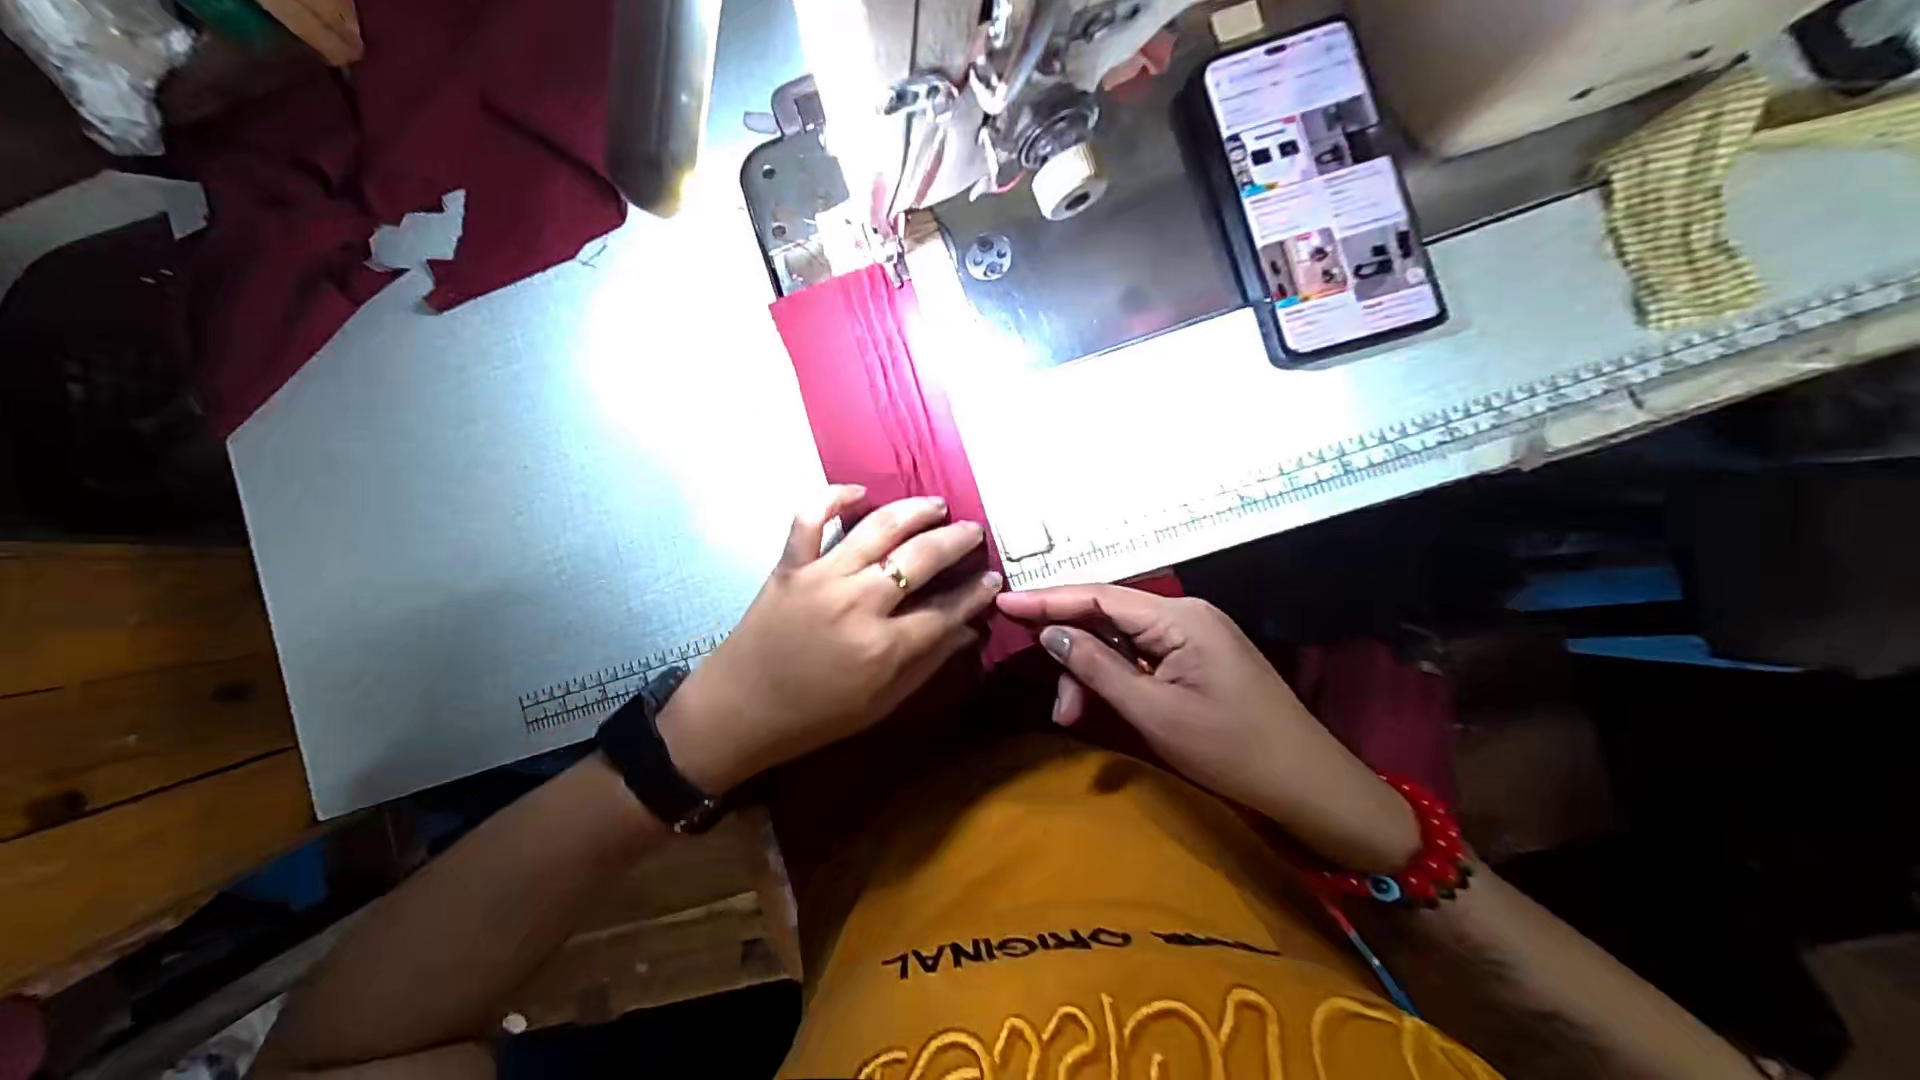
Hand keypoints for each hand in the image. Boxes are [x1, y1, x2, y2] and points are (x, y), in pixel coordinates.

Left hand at [658, 487, 1001, 794]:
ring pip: (878, 528)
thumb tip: (968, 630)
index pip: (946, 610)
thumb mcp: (881, 703)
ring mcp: (821, 578)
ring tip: (937, 505)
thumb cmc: (816, 716)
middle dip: (956, 541)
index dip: (975, 593)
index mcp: (883, 647)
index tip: (993, 578)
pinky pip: (809, 519)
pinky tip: (858, 493)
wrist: (740, 710)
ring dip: (914, 511)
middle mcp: (858, 603)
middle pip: (921, 558)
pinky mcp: (789, 565)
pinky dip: (832, 498)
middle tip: (973, 531)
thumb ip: (927, 664)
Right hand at [996, 585, 1418, 873]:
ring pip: (1122, 640)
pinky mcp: (1199, 656)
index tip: (1003, 602)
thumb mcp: (1154, 712)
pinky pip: (1143, 655)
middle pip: (1108, 618)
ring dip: (1093, 672)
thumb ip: (1098, 667)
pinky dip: (1117, 678)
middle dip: (1072, 653)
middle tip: (1057, 705)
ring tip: (1074, 716)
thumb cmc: (1231, 750)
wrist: (1309, 784)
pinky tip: (1101, 704)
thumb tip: (1050, 633)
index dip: (1047, 599)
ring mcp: (1195, 634)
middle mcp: (1185, 614)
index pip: (1098, 596)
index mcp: (1179, 617)